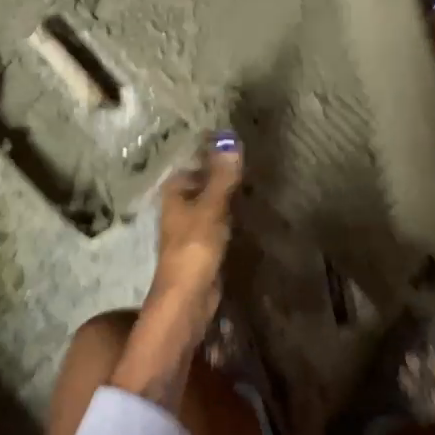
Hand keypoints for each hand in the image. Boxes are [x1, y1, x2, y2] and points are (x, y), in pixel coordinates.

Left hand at [153, 132, 243, 309]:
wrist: (188, 296)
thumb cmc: (194, 245)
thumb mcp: (212, 206)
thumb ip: (222, 175)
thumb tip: (232, 139)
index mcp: (174, 190)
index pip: (196, 161)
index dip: (215, 152)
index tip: (241, 140)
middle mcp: (179, 204)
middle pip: (205, 181)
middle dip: (226, 173)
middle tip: (256, 159)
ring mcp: (191, 225)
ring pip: (214, 201)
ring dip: (231, 194)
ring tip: (259, 179)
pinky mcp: (204, 244)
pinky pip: (221, 220)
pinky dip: (233, 215)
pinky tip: (252, 210)